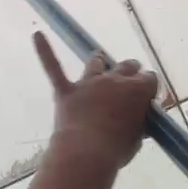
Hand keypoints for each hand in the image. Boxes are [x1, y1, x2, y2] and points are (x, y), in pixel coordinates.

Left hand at [33, 31, 157, 168]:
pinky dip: (45, 51)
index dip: (148, 88)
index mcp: (138, 90)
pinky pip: (54, 67)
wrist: (87, 152)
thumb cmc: (118, 149)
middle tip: (128, 81)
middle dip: (131, 71)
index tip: (146, 99)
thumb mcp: (138, 136)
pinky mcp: (66, 91)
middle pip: (127, 66)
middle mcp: (115, 80)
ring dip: (100, 62)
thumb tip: (136, 118)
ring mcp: (89, 83)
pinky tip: (37, 35)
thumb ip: (138, 121)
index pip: (150, 79)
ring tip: (100, 60)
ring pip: (96, 62)